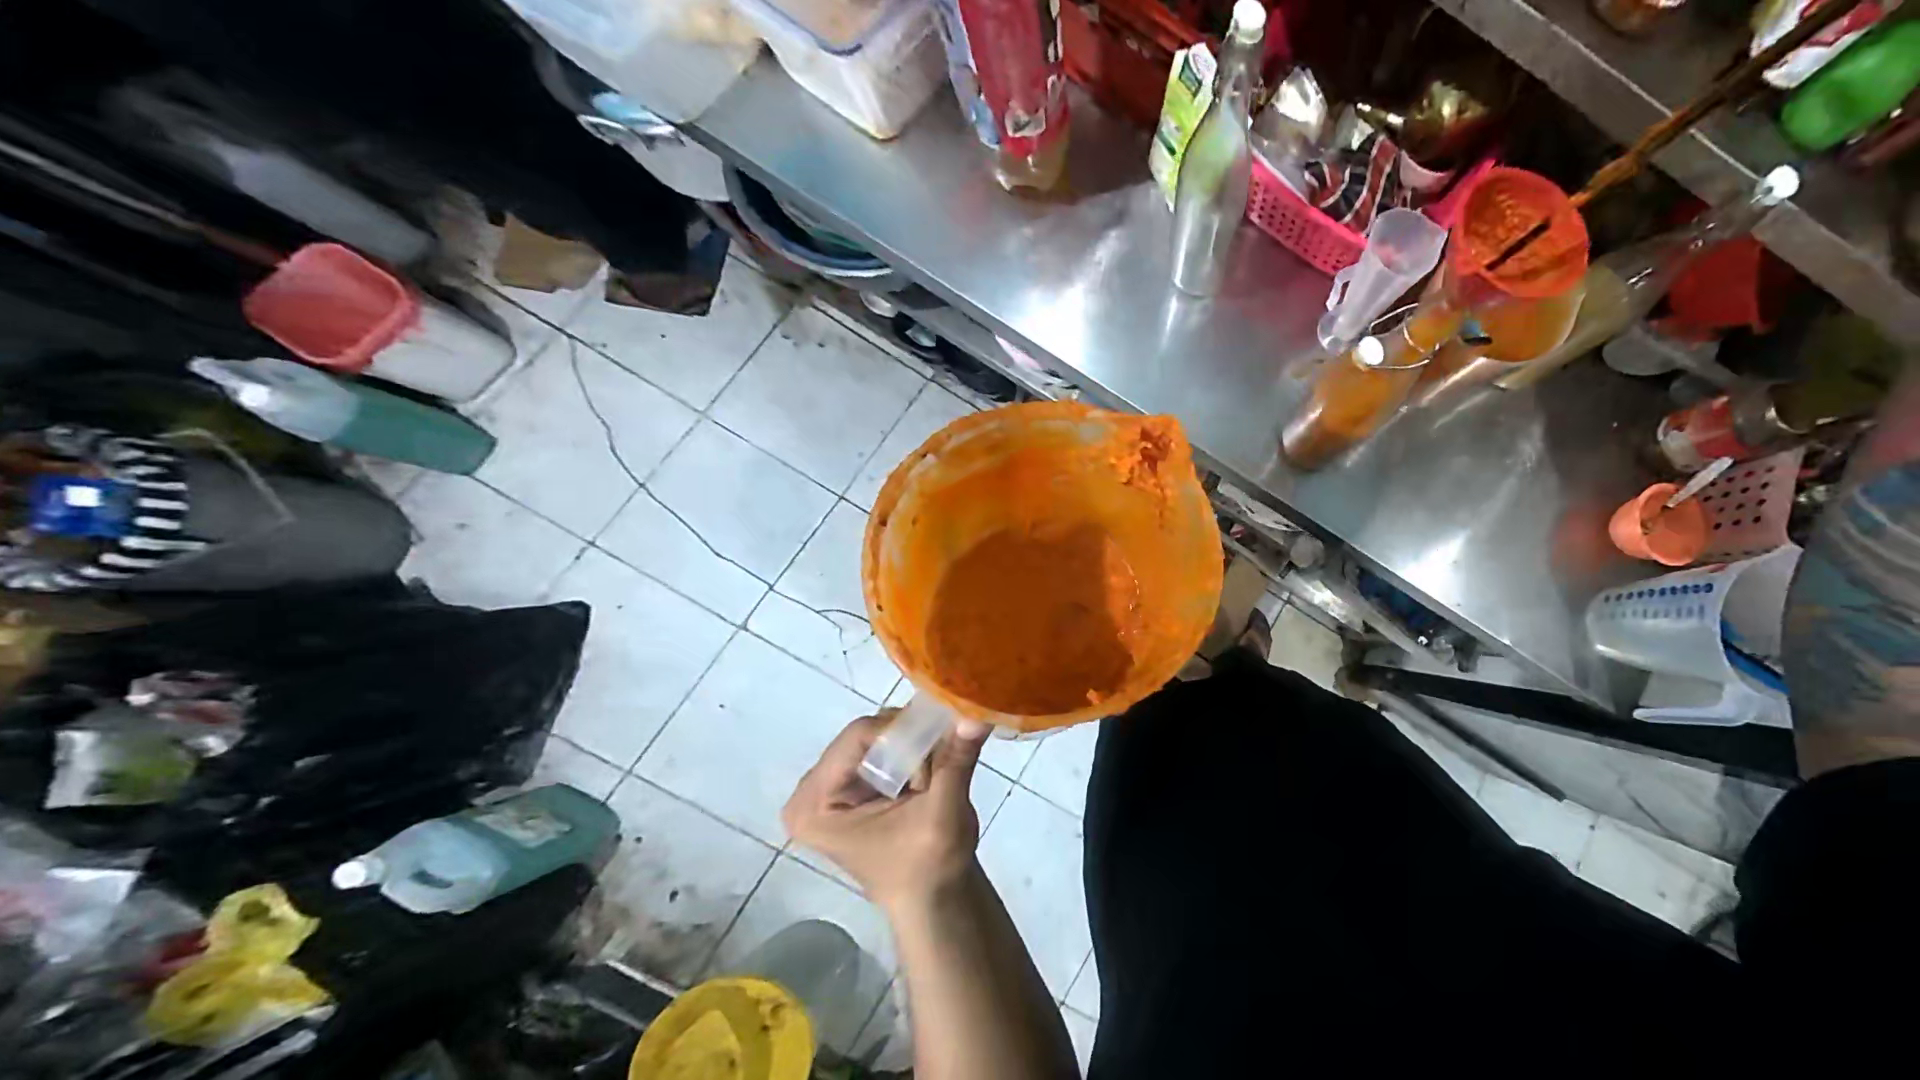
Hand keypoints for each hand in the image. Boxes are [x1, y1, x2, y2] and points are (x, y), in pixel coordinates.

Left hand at [783, 711, 989, 912]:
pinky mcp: (849, 784)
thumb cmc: (930, 868)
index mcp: (813, 804)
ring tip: (935, 772)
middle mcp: (810, 790)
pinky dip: (908, 751)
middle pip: (864, 734)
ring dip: (911, 744)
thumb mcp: (944, 811)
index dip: (902, 732)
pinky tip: (927, 771)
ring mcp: (828, 786)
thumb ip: (956, 758)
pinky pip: (879, 747)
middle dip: (908, 739)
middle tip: (941, 754)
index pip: (858, 736)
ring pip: (876, 736)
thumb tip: (976, 714)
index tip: (939, 744)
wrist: (935, 902)